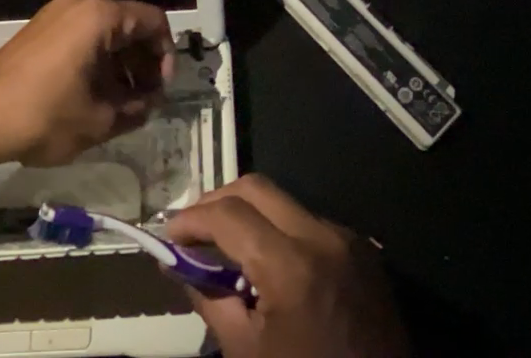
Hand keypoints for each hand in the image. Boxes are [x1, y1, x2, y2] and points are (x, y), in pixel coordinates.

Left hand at [0, 0, 175, 166]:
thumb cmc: (46, 115)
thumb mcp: (102, 119)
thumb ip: (137, 107)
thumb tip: (149, 102)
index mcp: (100, 16)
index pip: (154, 22)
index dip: (166, 55)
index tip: (161, 89)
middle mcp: (79, 5)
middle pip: (129, 25)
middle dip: (142, 63)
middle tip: (144, 100)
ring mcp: (55, 15)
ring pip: (104, 33)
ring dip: (119, 65)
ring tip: (119, 104)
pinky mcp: (38, 31)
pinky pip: (81, 38)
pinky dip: (95, 62)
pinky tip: (91, 97)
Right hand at [167, 175, 409, 357]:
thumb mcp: (246, 351)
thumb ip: (209, 298)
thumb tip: (177, 262)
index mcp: (292, 266)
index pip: (229, 215)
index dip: (191, 219)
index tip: (168, 235)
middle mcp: (322, 236)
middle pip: (257, 188)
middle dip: (217, 201)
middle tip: (193, 230)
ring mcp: (347, 238)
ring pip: (284, 202)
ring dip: (249, 214)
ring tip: (225, 246)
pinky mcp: (362, 247)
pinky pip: (309, 222)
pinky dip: (278, 230)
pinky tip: (266, 260)